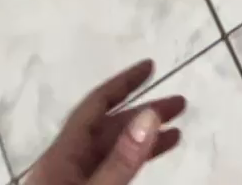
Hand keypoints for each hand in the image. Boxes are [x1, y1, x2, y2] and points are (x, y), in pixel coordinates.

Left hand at [26, 61, 185, 184]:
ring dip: (141, 142)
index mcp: (59, 160)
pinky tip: (145, 169)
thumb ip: (120, 163)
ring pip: (108, 155)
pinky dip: (129, 167)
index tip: (152, 66)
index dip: (123, 84)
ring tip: (176, 135)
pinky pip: (106, 177)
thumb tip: (150, 115)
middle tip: (182, 104)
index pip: (94, 108)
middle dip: (144, 113)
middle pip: (106, 130)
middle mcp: (62, 171)